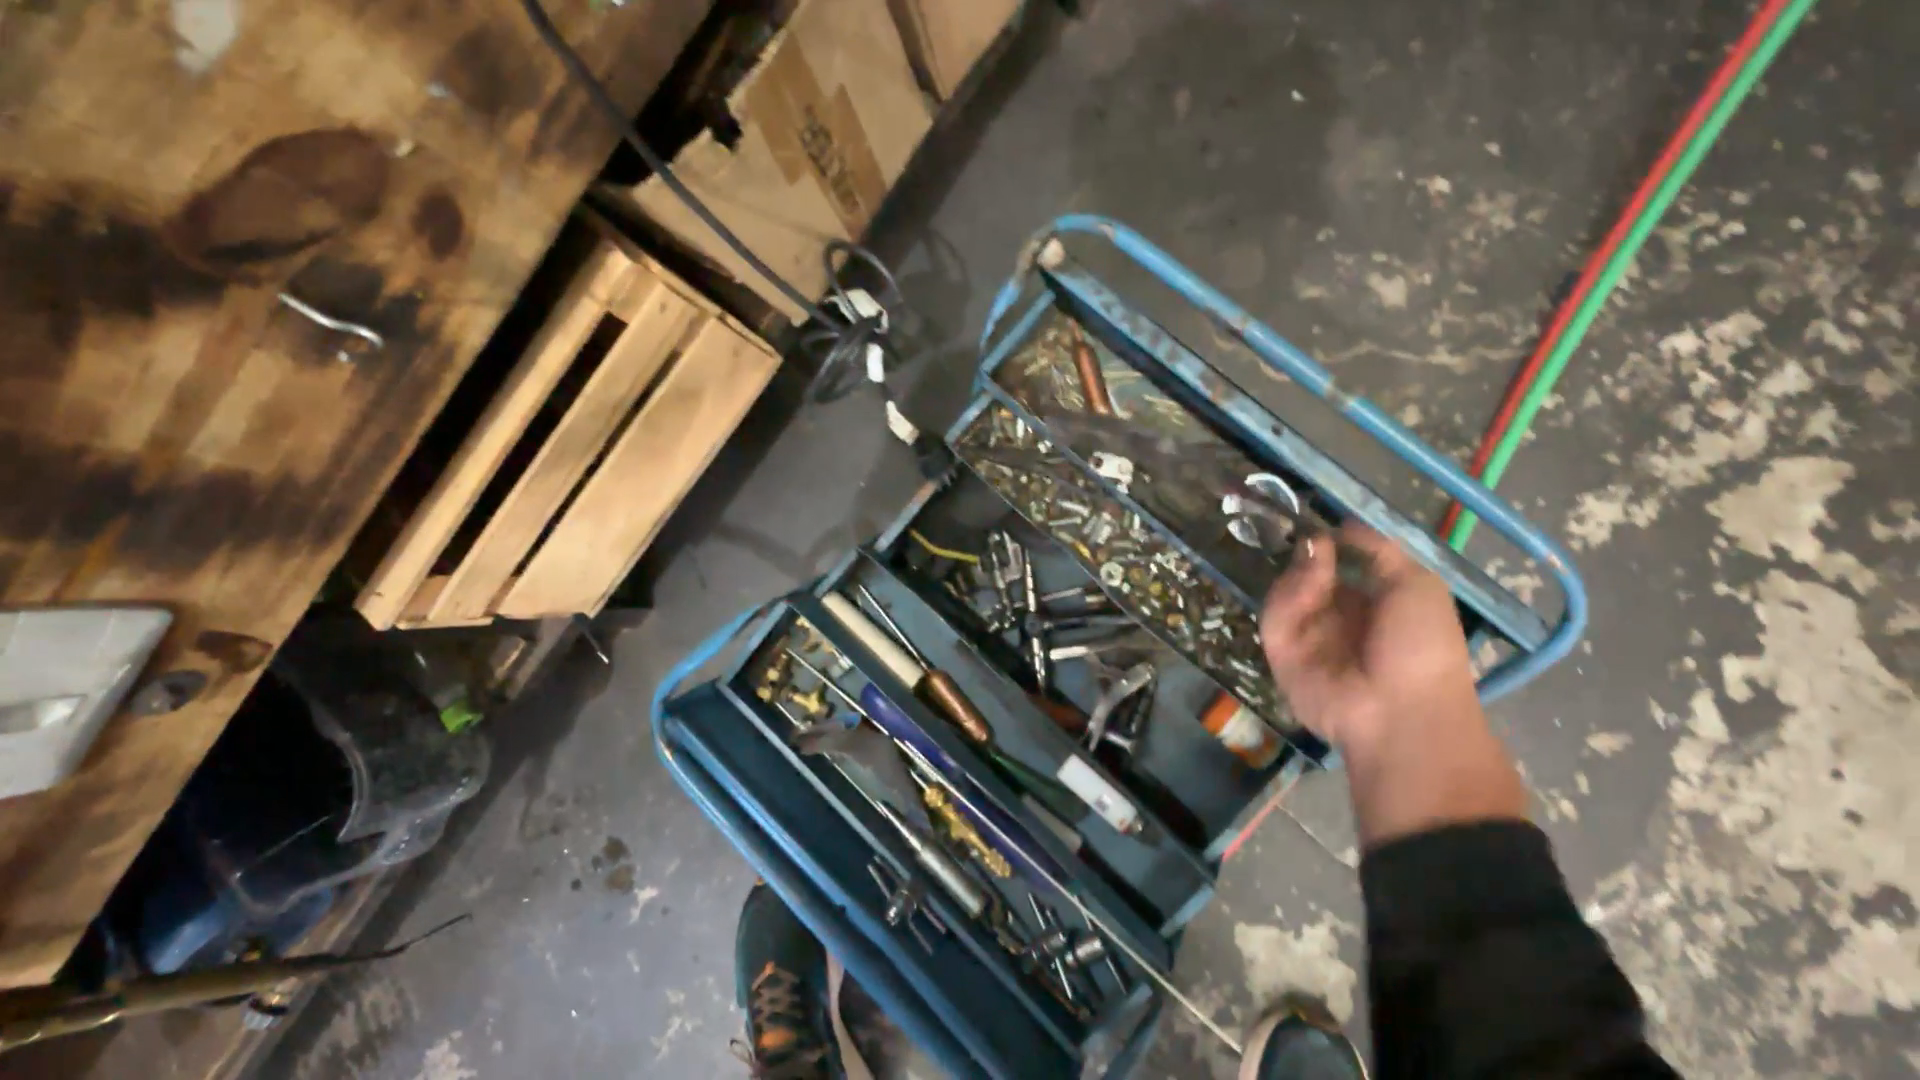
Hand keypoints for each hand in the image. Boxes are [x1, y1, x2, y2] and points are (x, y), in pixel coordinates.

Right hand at [1259, 523, 1478, 753]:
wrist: (1399, 710)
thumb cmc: (1423, 645)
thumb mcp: (1417, 585)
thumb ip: (1377, 551)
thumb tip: (1339, 526)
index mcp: (1375, 602)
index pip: (1344, 564)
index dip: (1334, 541)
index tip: (1327, 520)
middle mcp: (1338, 616)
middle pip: (1310, 571)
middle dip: (1311, 550)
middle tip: (1313, 535)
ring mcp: (1307, 632)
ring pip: (1289, 587)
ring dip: (1302, 569)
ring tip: (1318, 563)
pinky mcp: (1280, 648)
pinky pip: (1275, 612)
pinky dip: (1289, 593)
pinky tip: (1309, 585)